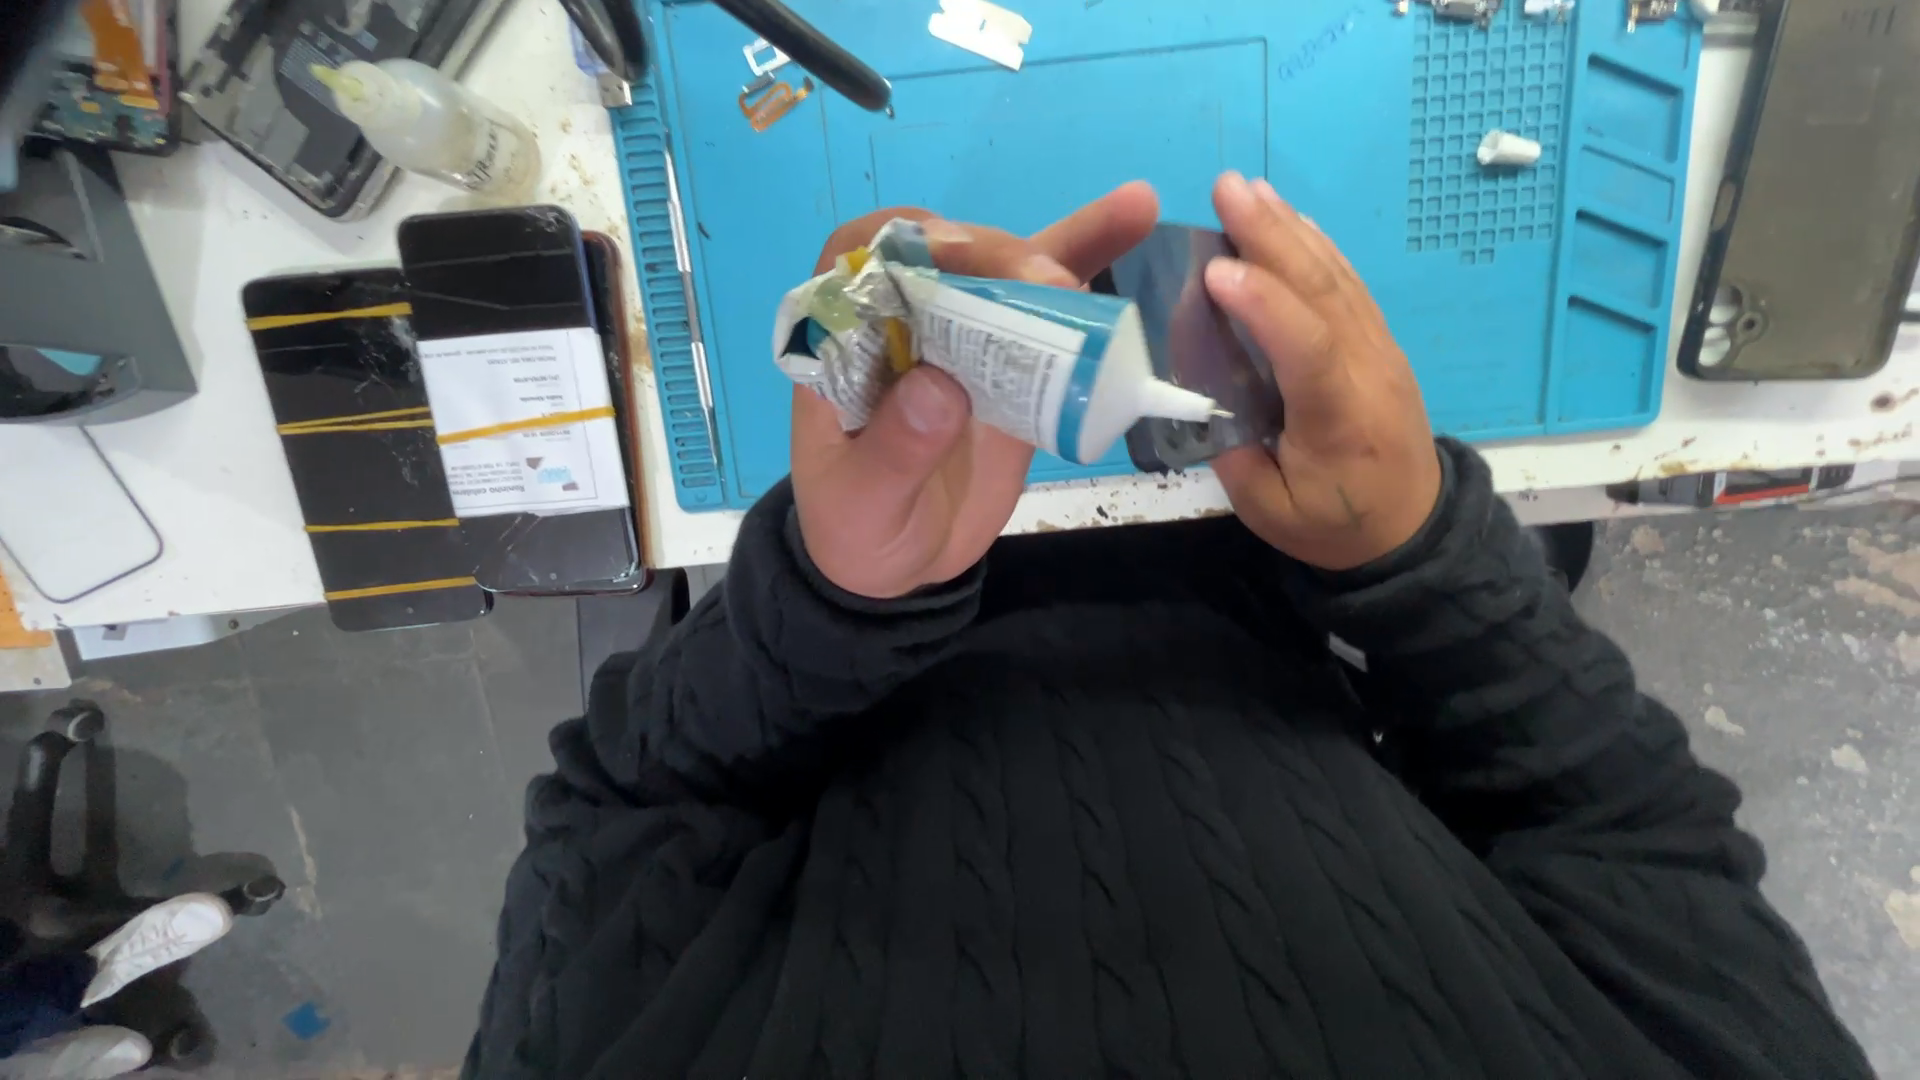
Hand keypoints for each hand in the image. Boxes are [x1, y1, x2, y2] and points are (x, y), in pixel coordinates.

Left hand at [791, 183, 1159, 598]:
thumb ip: (892, 452)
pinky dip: (1091, 293)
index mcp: (844, 347)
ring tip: (1135, 210)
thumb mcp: (861, 504)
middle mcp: (903, 330)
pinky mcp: (1010, 375)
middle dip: (996, 256)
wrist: (903, 567)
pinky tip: (1139, 237)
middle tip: (1051, 282)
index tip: (951, 253)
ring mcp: (962, 348)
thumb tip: (940, 387)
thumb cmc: (860, 532)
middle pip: (943, 259)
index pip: (855, 260)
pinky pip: (1051, 328)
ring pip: (1005, 278)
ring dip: (1064, 244)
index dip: (899, 241)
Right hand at [1203, 172, 1441, 570]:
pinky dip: (1318, 247)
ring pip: (1336, 278)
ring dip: (1291, 229)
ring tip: (1250, 190)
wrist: (1410, 527)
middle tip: (1226, 190)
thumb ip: (1233, 453)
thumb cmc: (1334, 525)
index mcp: (1339, 417)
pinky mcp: (1377, 344)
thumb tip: (1202, 394)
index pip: (1307, 349)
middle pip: (1323, 291)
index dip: (1264, 307)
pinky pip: (1347, 287)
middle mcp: (1366, 369)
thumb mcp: (1269, 511)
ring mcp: (1378, 350)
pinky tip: (1293, 221)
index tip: (1215, 271)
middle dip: (1272, 236)